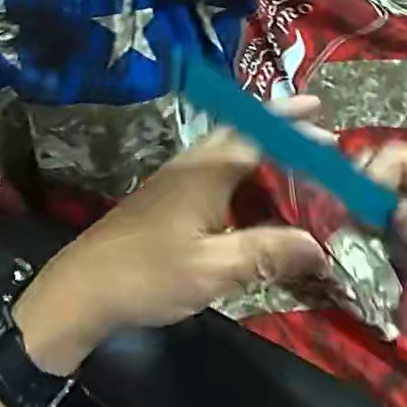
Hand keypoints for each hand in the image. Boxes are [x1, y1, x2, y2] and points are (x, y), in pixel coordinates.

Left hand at [13, 98, 329, 372]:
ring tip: (291, 148)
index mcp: (207, 171)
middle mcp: (194, 162)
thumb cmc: (149, 274)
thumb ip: (266, 254)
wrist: (84, 285)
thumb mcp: (213, 270)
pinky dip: (243, 160)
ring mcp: (177, 174)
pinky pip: (215, 161)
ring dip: (260, 139)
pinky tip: (249, 184)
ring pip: (226, 142)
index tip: (323, 120)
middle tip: (315, 122)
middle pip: (243, 128)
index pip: (259, 136)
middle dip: (279, 122)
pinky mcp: (168, 191)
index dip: (293, 127)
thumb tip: (319, 247)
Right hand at [362, 141, 406, 358]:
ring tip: (360, 255)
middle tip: (346, 232)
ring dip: (371, 231)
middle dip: (365, 202)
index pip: (403, 159)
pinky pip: (398, 245)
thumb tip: (385, 209)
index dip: (373, 174)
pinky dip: (385, 255)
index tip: (353, 208)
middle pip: (390, 182)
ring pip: (388, 214)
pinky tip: (382, 272)